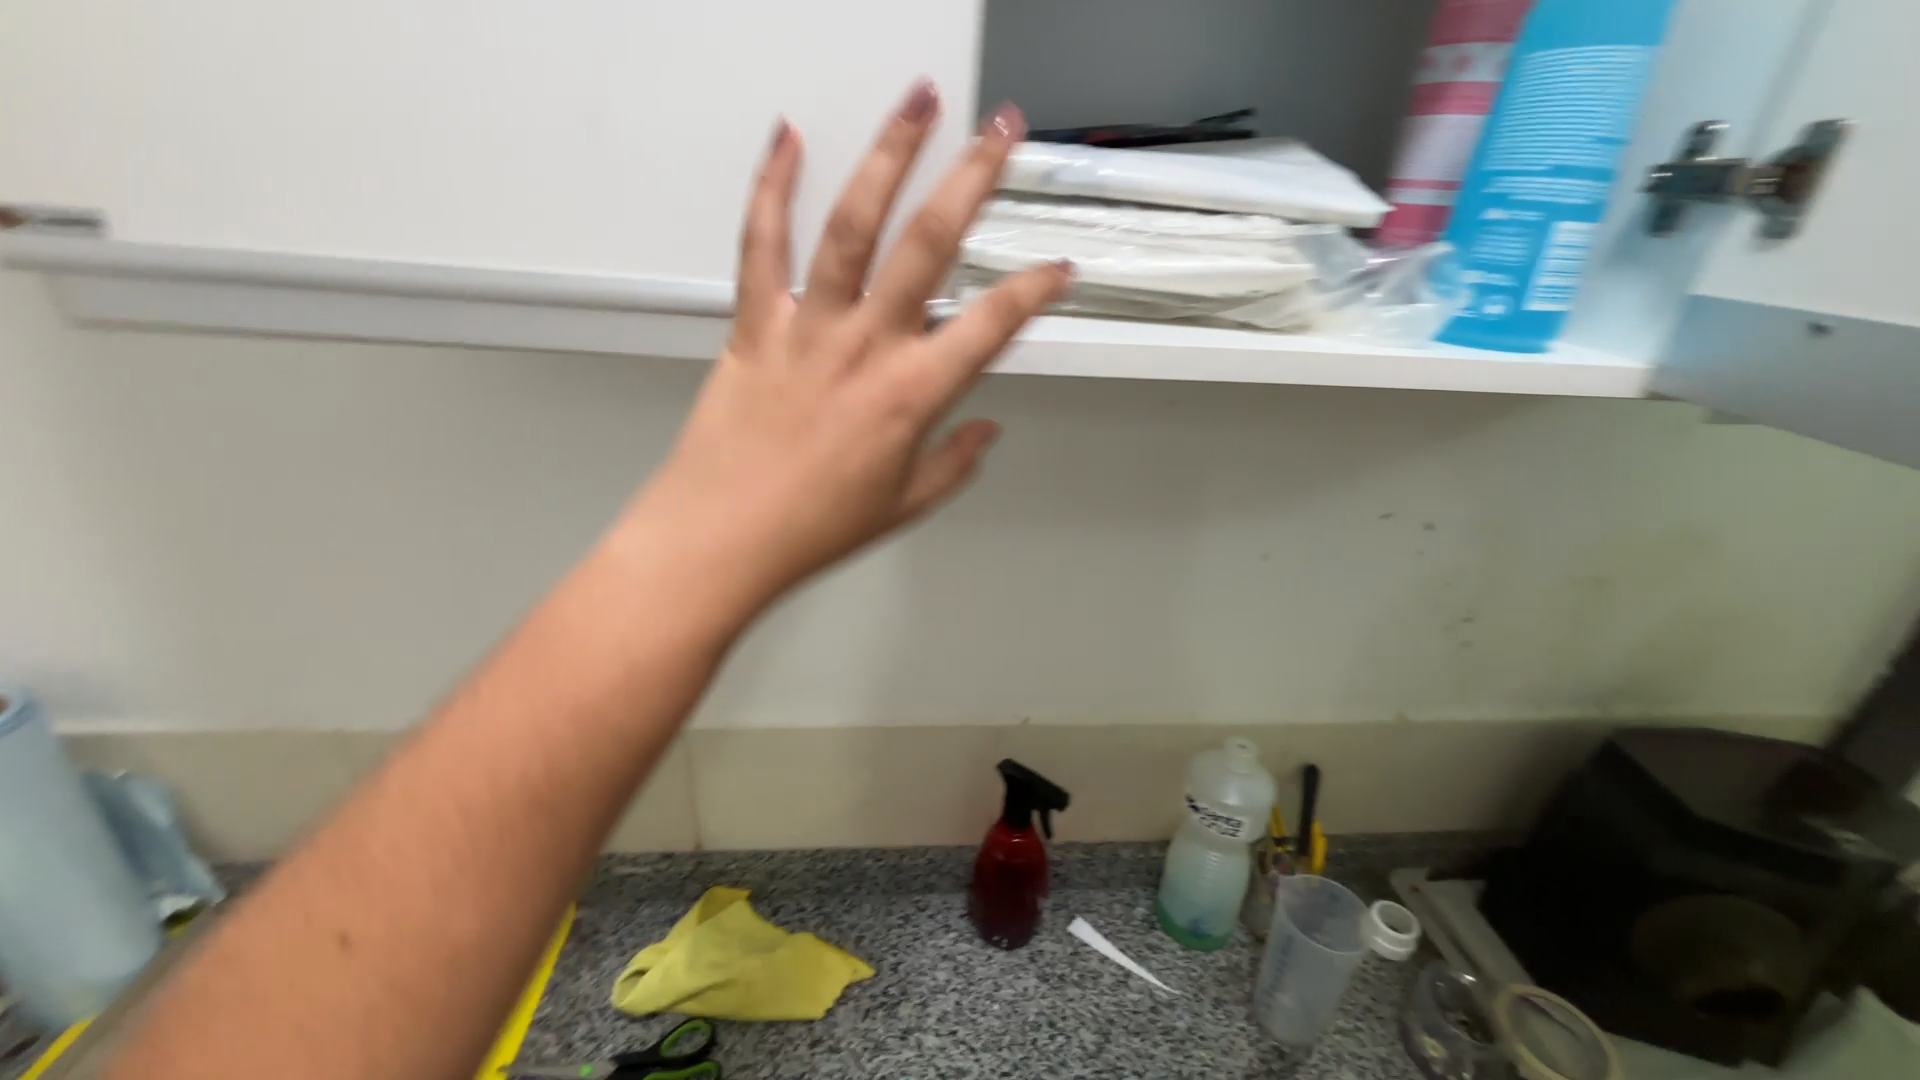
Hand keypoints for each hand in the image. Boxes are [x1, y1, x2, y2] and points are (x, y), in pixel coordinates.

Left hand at [623, 84, 1070, 616]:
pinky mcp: (755, 324)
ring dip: (889, 157)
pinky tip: (787, 139)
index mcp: (911, 395)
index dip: (1033, 290)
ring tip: (917, 106)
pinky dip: (771, 187)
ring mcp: (808, 328)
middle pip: (929, 245)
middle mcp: (866, 348)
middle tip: (999, 131)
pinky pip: (762, 244)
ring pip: (854, 226)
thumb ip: (954, 462)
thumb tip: (986, 432)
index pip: (992, 325)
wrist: (722, 537)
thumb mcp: (904, 504)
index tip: (1058, 268)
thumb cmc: (812, 529)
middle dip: (972, 178)